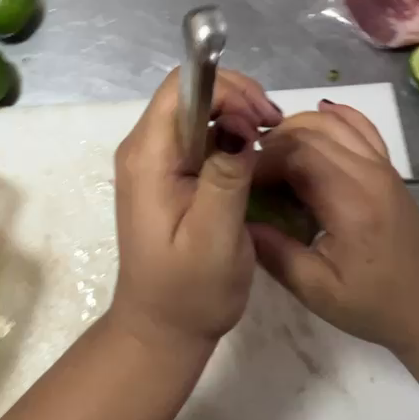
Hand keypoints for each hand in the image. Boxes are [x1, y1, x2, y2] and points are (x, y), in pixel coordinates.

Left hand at [107, 67, 282, 353]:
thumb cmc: (189, 291)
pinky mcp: (167, 170)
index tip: (262, 119)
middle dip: (237, 96)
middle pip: (190, 91)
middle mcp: (144, 147)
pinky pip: (198, 130)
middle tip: (274, 125)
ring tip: (270, 134)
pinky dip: (229, 129)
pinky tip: (254, 149)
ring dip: (236, 110)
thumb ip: (225, 175)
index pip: (182, 88)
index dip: (226, 89)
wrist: (163, 331)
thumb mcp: (215, 236)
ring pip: (197, 107)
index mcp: (148, 157)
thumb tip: (240, 122)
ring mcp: (154, 158)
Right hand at [247, 102, 418, 356]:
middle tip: (250, 169)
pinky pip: (360, 125)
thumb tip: (236, 219)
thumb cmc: (373, 305)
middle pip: (311, 131)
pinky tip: (314, 116)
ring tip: (272, 152)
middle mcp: (369, 172)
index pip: (296, 154)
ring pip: (333, 122)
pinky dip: (335, 115)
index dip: (262, 160)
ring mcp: (382, 165)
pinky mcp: (388, 166)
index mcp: (351, 201)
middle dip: (274, 143)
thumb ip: (274, 252)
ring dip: (297, 127)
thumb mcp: (316, 290)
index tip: (240, 180)